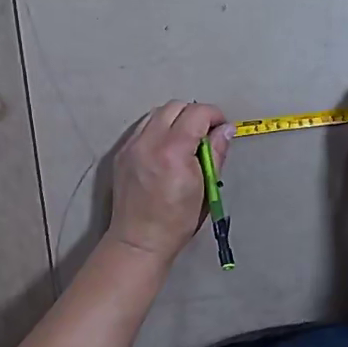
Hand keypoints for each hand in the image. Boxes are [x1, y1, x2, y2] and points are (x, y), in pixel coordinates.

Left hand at [106, 101, 232, 262]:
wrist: (139, 240)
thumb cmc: (177, 221)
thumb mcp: (206, 188)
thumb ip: (216, 153)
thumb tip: (225, 130)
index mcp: (173, 151)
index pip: (197, 113)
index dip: (214, 116)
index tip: (222, 128)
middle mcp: (148, 142)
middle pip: (175, 106)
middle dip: (195, 114)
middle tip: (206, 135)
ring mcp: (131, 146)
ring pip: (157, 113)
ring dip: (175, 120)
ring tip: (185, 142)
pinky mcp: (122, 153)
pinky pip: (143, 128)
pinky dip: (158, 130)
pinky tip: (167, 150)